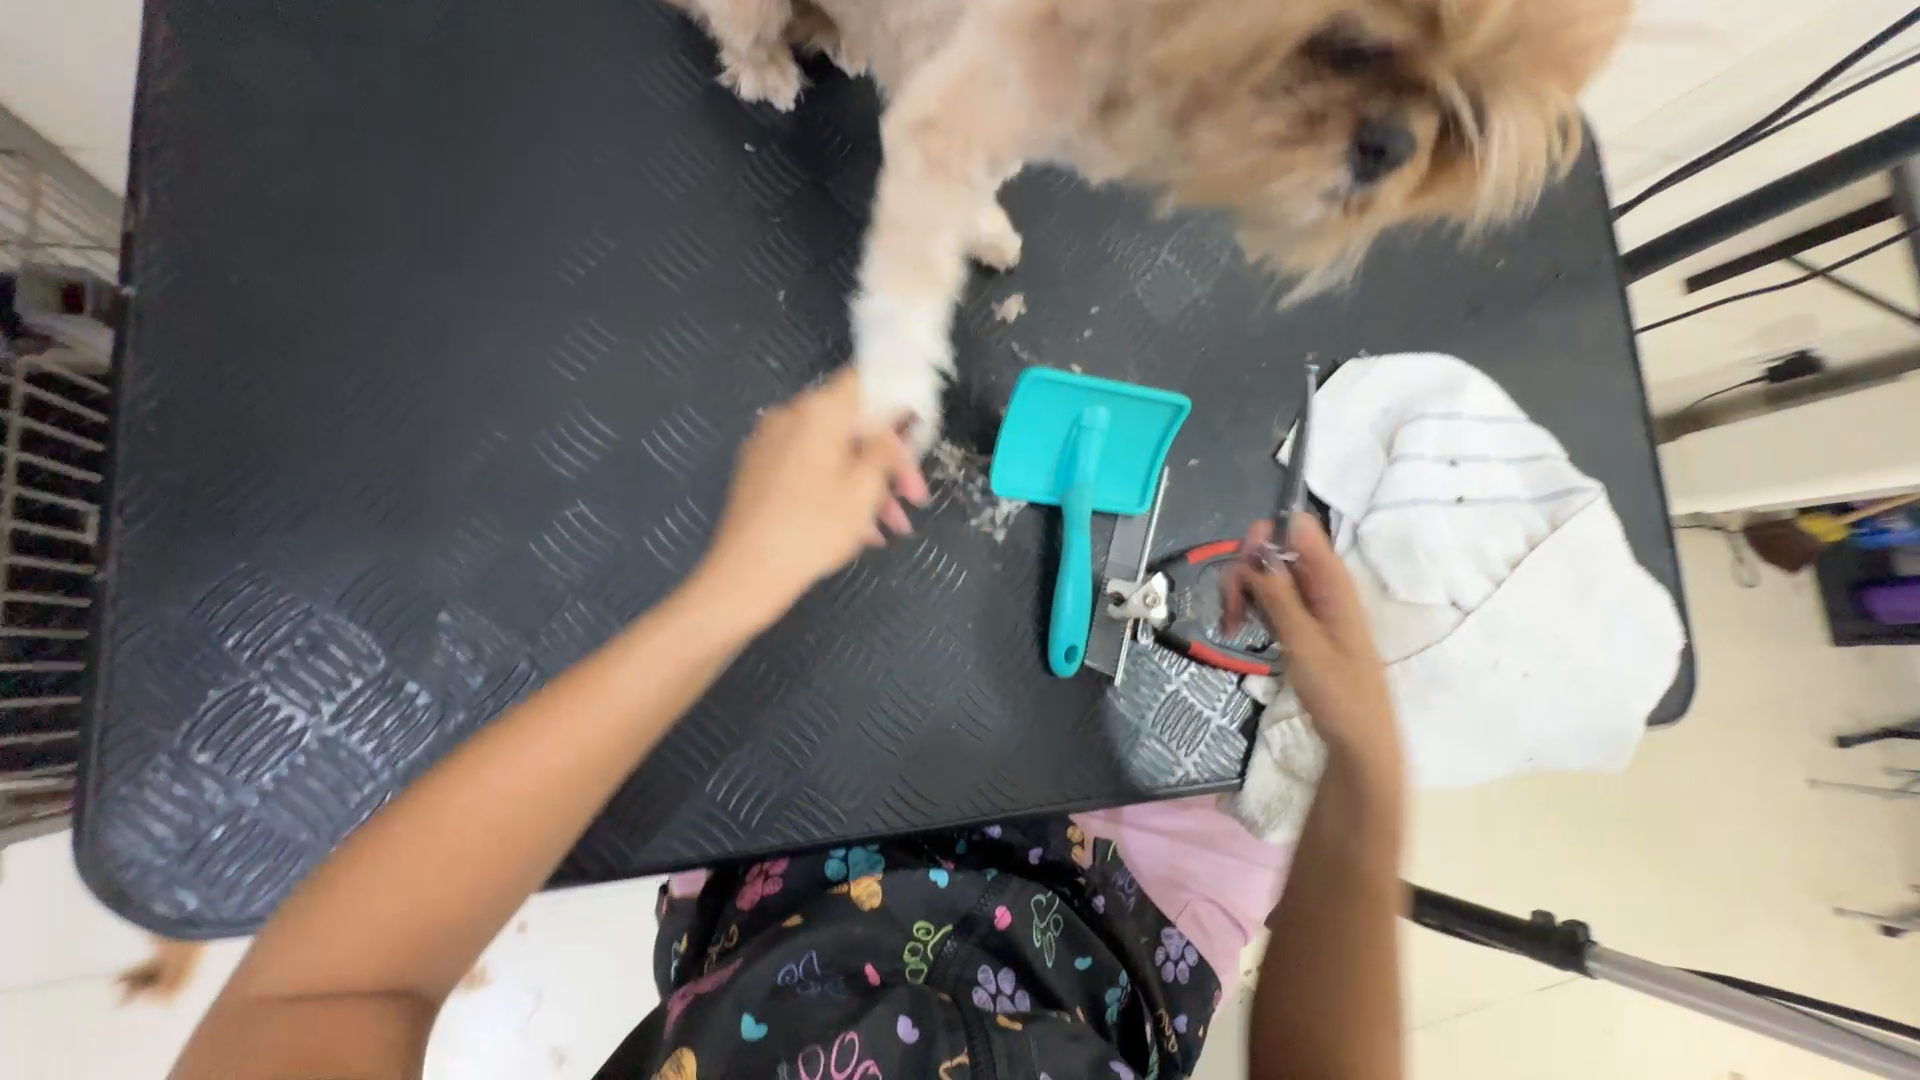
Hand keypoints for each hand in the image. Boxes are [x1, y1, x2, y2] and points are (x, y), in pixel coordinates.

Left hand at [701, 369, 929, 621]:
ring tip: (891, 528)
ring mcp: (769, 444)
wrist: (747, 573)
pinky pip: (808, 470)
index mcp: (818, 411)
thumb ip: (886, 449)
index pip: (865, 382)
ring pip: (832, 453)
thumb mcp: (864, 489)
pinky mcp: (758, 472)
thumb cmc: (813, 528)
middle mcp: (790, 417)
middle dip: (886, 461)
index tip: (917, 433)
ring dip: (865, 485)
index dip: (896, 401)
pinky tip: (857, 530)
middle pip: (851, 426)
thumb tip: (897, 423)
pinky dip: (835, 490)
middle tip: (914, 498)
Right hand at [1222, 516, 1398, 771]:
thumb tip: (1259, 545)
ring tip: (1231, 626)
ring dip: (1241, 592)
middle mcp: (1320, 582)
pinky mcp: (1298, 620)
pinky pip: (1267, 597)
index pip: (1297, 527)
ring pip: (1263, 574)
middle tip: (1232, 610)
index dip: (1265, 537)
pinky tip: (1237, 629)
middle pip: (1271, 550)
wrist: (1358, 739)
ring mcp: (1308, 601)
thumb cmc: (1339, 693)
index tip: (1244, 568)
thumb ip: (1279, 593)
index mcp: (1331, 579)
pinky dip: (1249, 607)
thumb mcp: (1303, 642)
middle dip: (1244, 570)